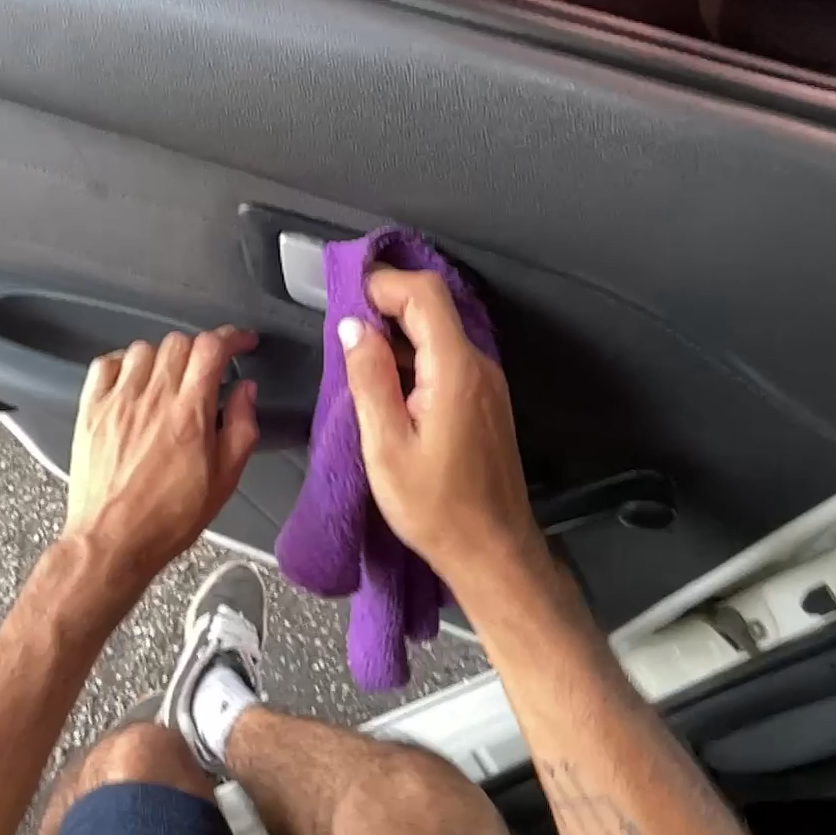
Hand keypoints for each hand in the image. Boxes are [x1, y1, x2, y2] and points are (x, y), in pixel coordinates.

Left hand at [62, 327, 260, 589]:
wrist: (113, 541)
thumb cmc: (170, 518)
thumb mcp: (225, 479)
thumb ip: (242, 427)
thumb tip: (246, 391)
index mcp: (191, 413)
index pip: (212, 348)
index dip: (231, 337)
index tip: (241, 342)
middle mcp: (153, 398)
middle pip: (179, 342)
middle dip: (200, 349)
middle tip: (207, 369)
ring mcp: (118, 401)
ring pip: (143, 348)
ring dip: (163, 356)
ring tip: (169, 379)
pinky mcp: (91, 410)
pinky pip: (105, 364)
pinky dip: (122, 364)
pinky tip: (132, 382)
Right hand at [339, 270, 547, 589]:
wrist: (491, 549)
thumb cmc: (434, 507)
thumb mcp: (385, 446)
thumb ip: (370, 379)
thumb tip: (354, 327)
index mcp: (454, 371)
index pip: (424, 294)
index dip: (382, 285)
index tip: (345, 301)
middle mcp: (478, 366)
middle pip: (433, 306)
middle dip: (385, 306)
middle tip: (344, 334)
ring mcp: (486, 381)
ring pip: (438, 331)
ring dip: (397, 334)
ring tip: (359, 364)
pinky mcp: (483, 398)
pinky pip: (446, 357)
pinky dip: (413, 356)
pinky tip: (388, 387)